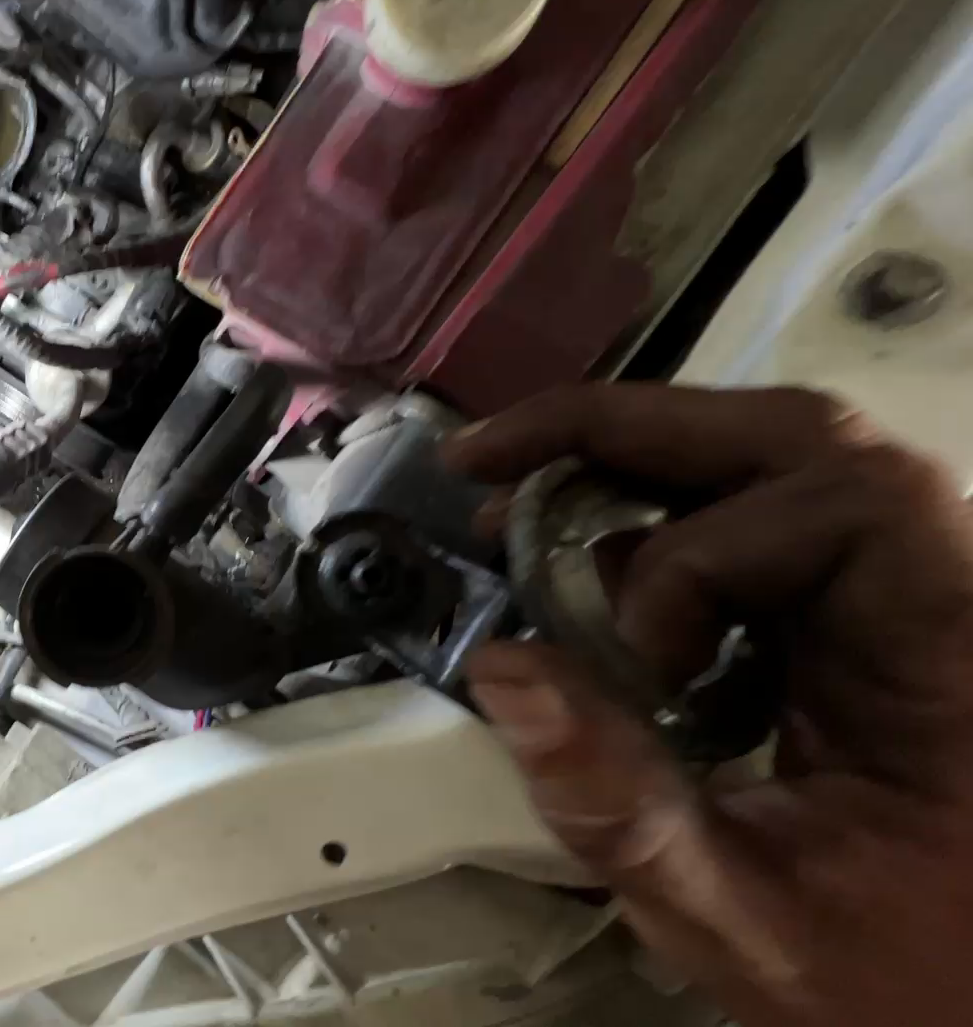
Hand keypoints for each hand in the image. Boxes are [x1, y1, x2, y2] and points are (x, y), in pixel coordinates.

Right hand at [443, 384, 972, 1026]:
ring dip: (612, 471)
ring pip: (756, 466)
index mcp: (966, 663)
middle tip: (480, 463)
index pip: (844, 501)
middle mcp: (948, 600)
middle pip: (789, 441)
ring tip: (506, 518)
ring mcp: (898, 604)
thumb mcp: (755, 928)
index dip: (694, 551)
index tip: (617, 651)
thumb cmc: (909, 995)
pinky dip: (635, 529)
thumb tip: (499, 671)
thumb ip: (626, 812)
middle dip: (612, 434)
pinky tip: (570, 574)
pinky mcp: (850, 621)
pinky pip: (739, 525)